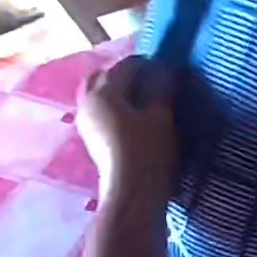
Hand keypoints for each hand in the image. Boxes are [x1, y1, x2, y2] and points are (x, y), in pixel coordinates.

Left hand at [77, 56, 176, 209]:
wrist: (132, 192)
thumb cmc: (148, 151)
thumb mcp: (161, 118)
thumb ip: (161, 90)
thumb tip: (165, 70)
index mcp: (104, 92)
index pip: (126, 66)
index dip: (149, 63)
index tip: (168, 67)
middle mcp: (88, 103)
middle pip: (104, 77)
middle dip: (125, 74)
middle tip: (150, 79)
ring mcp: (87, 123)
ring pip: (100, 96)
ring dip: (120, 92)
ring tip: (144, 99)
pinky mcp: (93, 141)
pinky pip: (103, 113)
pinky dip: (117, 108)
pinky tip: (135, 118)